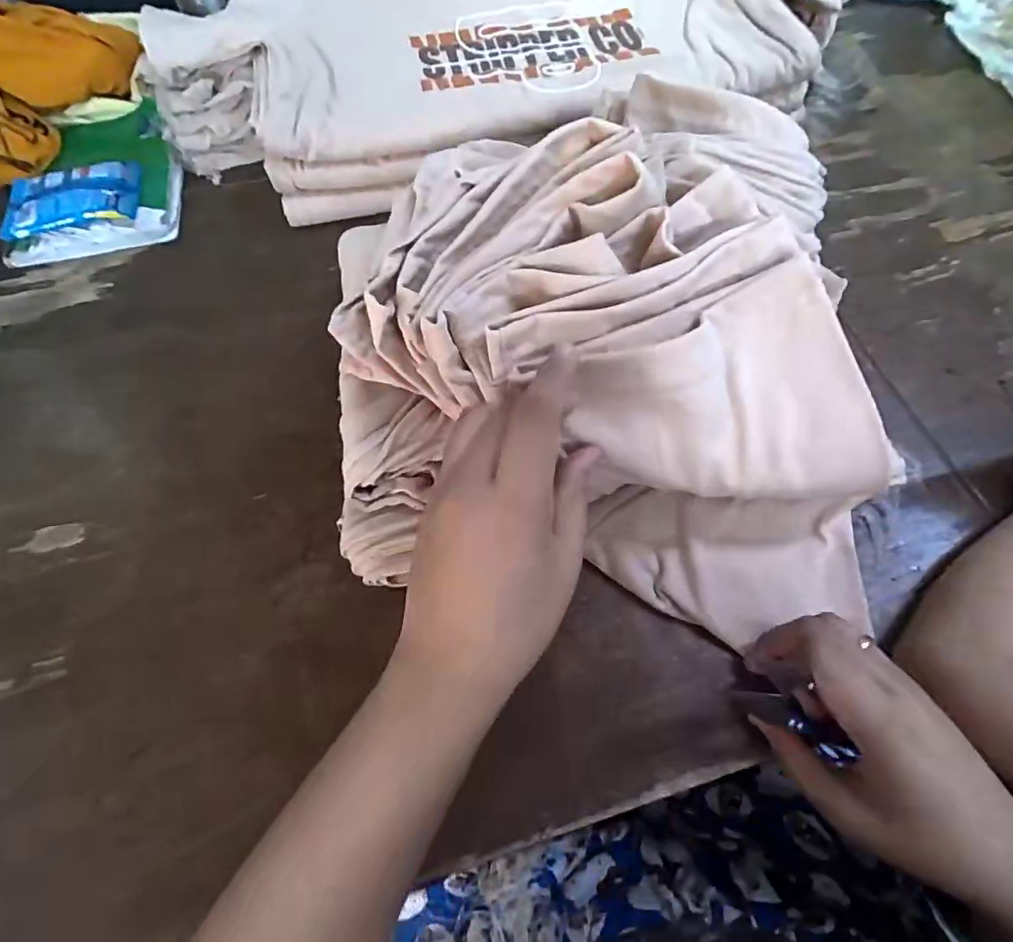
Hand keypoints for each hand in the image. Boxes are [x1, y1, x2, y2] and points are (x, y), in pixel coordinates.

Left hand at [393, 352, 599, 698]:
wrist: (447, 661)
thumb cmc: (520, 620)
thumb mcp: (563, 562)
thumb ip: (572, 497)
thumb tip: (584, 450)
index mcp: (512, 500)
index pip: (531, 419)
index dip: (551, 381)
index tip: (566, 352)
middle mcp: (469, 482)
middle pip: (496, 410)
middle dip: (527, 388)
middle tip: (555, 382)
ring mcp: (441, 489)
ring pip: (469, 422)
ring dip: (500, 404)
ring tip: (528, 407)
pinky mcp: (427, 500)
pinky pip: (455, 444)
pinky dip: (481, 427)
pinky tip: (499, 440)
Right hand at [744, 614, 1012, 914]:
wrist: (1002, 847)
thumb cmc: (919, 837)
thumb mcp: (844, 809)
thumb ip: (795, 757)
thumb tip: (760, 713)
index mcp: (875, 709)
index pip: (818, 640)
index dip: (775, 642)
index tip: (752, 669)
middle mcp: (892, 681)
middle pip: (828, 625)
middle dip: (786, 639)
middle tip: (767, 677)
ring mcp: (907, 680)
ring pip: (845, 633)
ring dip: (809, 650)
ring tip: (800, 700)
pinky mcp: (914, 687)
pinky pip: (861, 651)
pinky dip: (831, 660)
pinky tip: (831, 706)